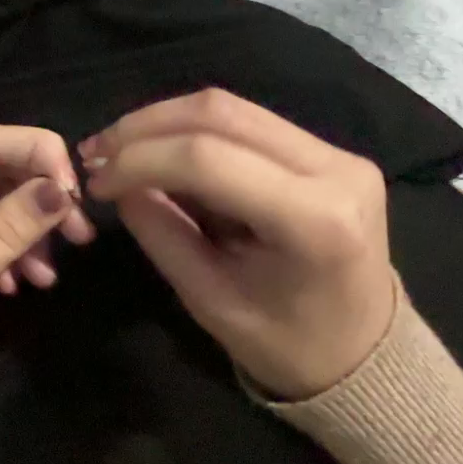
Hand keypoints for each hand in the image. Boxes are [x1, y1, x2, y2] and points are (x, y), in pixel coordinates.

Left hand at [0, 124, 94, 463]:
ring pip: (1, 200)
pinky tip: (28, 284)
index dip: (36, 153)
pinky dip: (18, 251)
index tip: (76, 195)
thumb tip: (62, 190)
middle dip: (41, 194)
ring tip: (51, 274)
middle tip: (80, 235)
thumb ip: (3, 232)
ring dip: (33, 229)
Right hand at [81, 89, 396, 400]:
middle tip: (95, 151)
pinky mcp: (326, 149)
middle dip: (144, 127)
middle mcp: (335, 168)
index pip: (209, 160)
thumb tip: (115, 181)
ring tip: (116, 147)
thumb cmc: (287, 345)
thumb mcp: (210, 300)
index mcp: (314, 219)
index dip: (140, 159)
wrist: (367, 356)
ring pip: (229, 107)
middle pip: (220, 115)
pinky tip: (156, 148)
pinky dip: (189, 129)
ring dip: (161, 121)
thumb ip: (161, 232)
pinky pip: (244, 120)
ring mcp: (336, 152)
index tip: (95, 180)